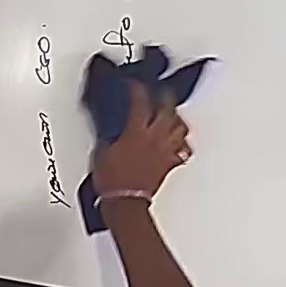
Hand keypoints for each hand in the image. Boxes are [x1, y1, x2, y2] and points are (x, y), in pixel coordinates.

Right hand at [92, 81, 192, 199]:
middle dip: (164, 96)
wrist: (124, 202)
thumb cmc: (112, 180)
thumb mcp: (102, 152)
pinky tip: (178, 141)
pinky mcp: (170, 163)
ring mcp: (165, 151)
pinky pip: (182, 149)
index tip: (134, 84)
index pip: (140, 102)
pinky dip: (181, 142)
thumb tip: (112, 133)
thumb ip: (111, 138)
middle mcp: (154, 139)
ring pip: (180, 127)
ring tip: (171, 113)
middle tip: (160, 91)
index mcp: (136, 133)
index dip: (137, 89)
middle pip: (167, 109)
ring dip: (176, 117)